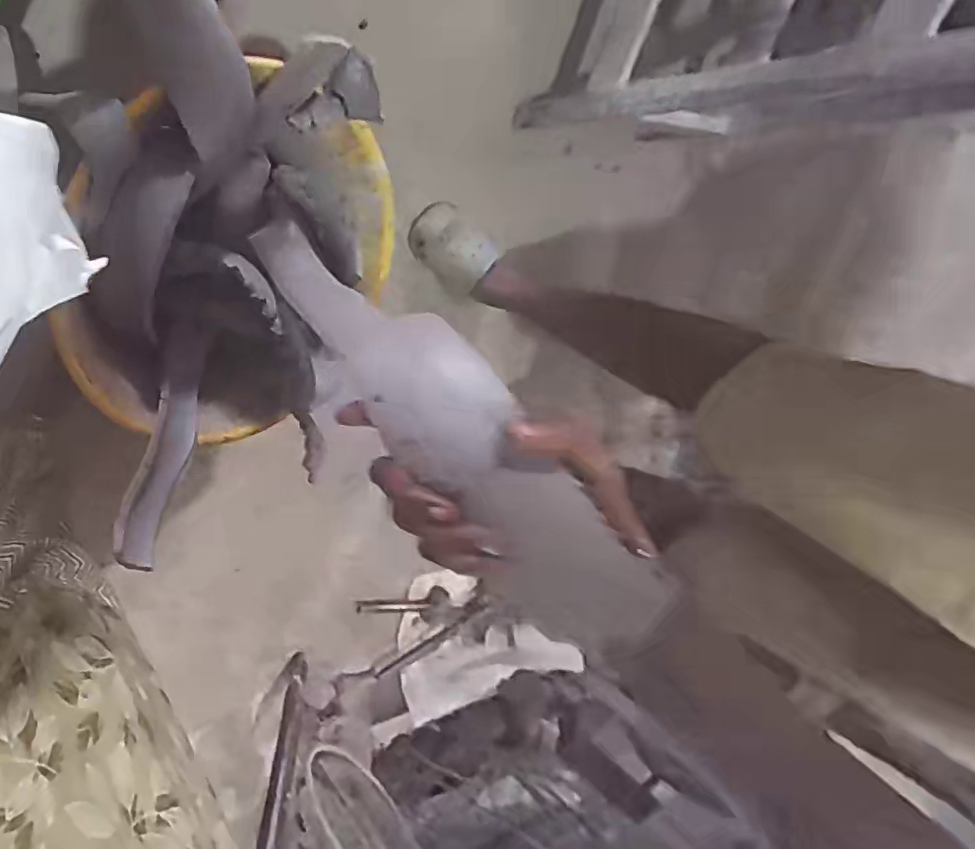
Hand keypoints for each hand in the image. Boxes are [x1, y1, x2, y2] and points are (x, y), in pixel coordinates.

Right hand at [342, 407, 657, 571]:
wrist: (623, 543)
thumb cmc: (598, 488)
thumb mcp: (585, 452)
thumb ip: (556, 434)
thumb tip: (512, 431)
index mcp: (462, 444)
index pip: (401, 424)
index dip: (368, 415)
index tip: (351, 417)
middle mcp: (444, 474)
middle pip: (389, 479)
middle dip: (406, 495)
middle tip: (446, 508)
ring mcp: (451, 512)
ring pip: (407, 518)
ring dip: (431, 529)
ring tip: (477, 538)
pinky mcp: (466, 548)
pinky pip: (436, 554)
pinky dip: (454, 557)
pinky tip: (485, 559)